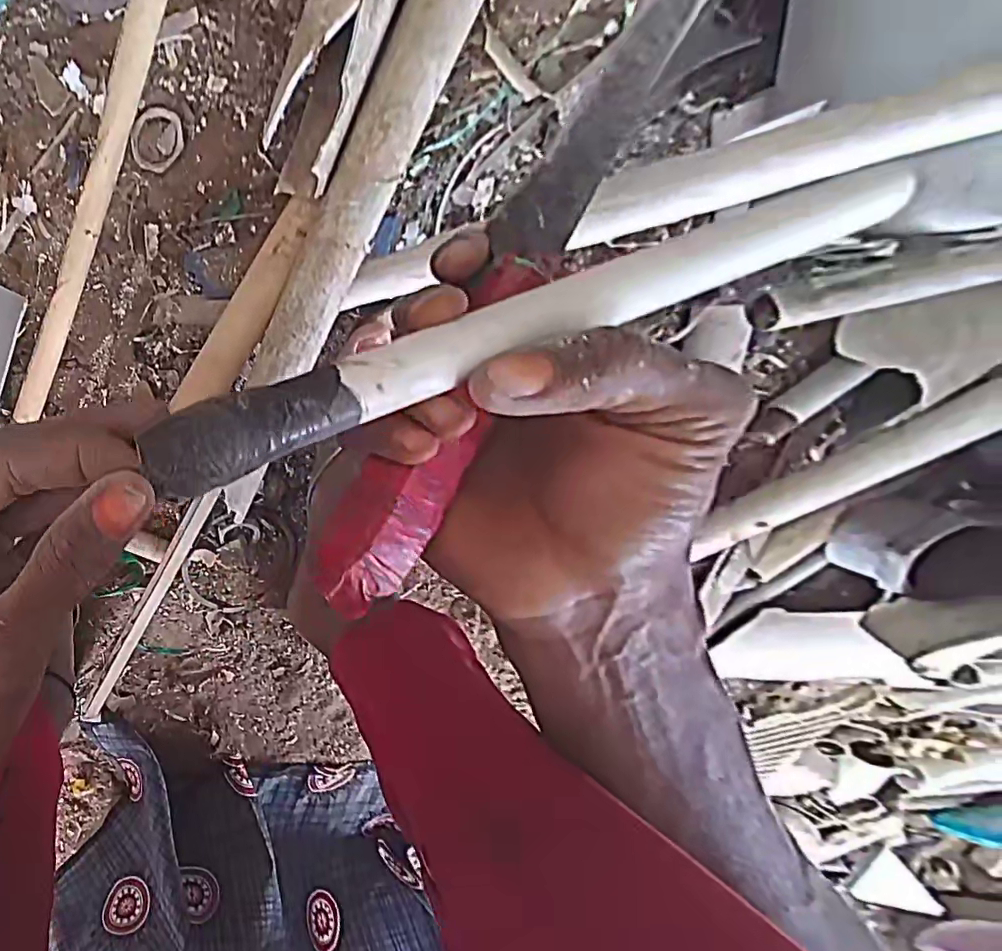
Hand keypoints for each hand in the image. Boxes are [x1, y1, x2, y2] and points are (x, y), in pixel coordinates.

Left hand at [0, 402, 160, 893]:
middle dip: (92, 447)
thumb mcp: (9, 640)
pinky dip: (86, 520)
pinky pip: (42, 534)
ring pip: (37, 497)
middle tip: (163, 422)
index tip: (148, 454)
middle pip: (22, 468)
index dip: (80, 450)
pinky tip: (126, 500)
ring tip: (159, 453)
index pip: (6, 464)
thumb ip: (69, 560)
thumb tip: (134, 490)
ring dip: (95, 479)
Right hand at [318, 232, 755, 625]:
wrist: (586, 587)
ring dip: (405, 383)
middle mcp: (487, 375)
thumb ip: (614, 366)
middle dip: (424, 321)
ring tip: (452, 422)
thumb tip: (514, 368)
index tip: (465, 266)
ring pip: (387, 370)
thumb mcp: (684, 414)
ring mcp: (440, 418)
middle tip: (445, 344)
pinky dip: (381, 432)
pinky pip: (365, 430)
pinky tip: (422, 450)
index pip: (505, 280)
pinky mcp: (402, 462)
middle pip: (428, 319)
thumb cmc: (644, 504)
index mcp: (556, 345)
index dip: (474, 263)